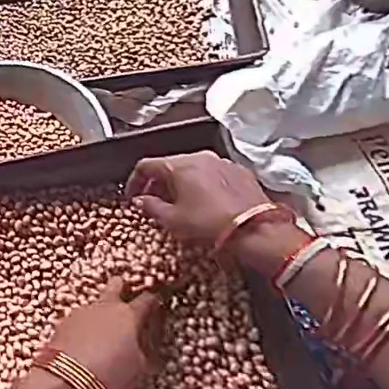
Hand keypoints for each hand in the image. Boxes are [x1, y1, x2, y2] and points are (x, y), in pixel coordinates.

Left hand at [42, 277, 159, 388]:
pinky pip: (78, 320)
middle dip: (122, 288)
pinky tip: (85, 342)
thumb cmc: (107, 374)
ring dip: (100, 313)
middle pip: (116, 286)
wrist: (65, 381)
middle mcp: (103, 307)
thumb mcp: (138, 368)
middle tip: (127, 296)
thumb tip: (140, 348)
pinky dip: (84, 327)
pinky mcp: (61, 324)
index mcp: (128, 315)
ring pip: (94, 304)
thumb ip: (141, 351)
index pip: (146, 300)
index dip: (153, 300)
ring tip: (105, 331)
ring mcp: (80, 313)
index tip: (156, 301)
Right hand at [126, 151, 307, 276]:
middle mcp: (201, 158)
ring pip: (192, 168)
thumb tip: (141, 201)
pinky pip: (212, 174)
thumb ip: (151, 207)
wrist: (255, 230)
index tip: (133, 195)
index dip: (134, 181)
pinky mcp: (239, 172)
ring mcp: (222, 163)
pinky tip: (203, 203)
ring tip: (178, 204)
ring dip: (180, 183)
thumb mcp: (172, 220)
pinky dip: (202, 184)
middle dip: (157, 183)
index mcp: (180, 165)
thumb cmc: (211, 224)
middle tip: (152, 201)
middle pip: (169, 164)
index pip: (146, 166)